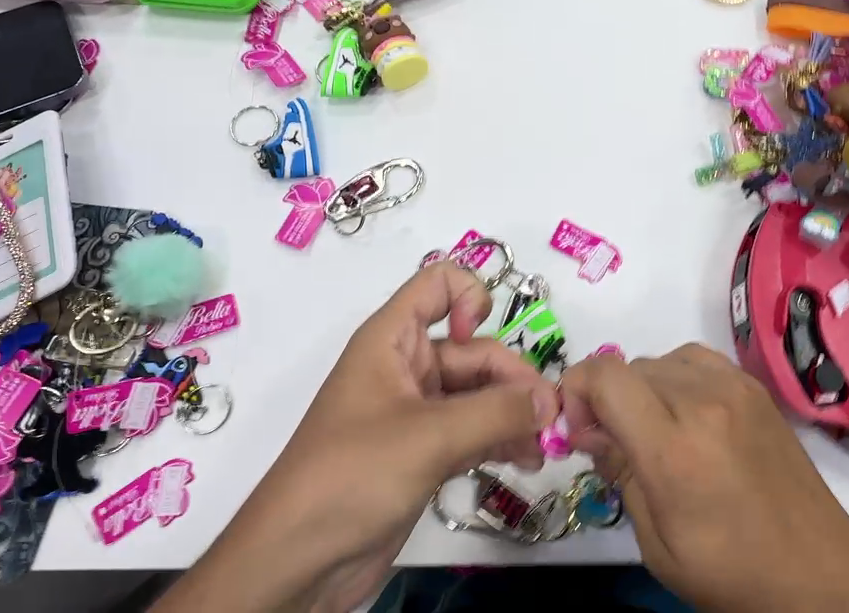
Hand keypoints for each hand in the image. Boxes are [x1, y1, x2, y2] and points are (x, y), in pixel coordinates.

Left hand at [157, 264, 559, 612]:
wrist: (296, 563)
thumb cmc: (352, 475)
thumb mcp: (429, 437)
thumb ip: (497, 413)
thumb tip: (551, 400)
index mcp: (392, 340)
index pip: (438, 284)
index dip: (469, 296)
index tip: (482, 336)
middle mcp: (406, 368)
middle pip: (473, 350)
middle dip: (512, 378)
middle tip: (549, 418)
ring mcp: (415, 413)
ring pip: (479, 394)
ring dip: (513, 413)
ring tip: (545, 446)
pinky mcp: (424, 454)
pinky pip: (473, 431)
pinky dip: (500, 440)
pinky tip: (526, 461)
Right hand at [561, 345, 848, 612]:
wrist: (818, 572)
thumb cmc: (731, 571)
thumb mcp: (657, 543)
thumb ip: (618, 473)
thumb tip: (586, 429)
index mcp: (674, 449)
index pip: (606, 377)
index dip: (576, 391)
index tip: (576, 429)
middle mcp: (703, 402)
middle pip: (630, 367)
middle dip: (607, 397)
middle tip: (611, 442)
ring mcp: (735, 388)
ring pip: (662, 358)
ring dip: (643, 386)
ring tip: (652, 429)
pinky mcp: (756, 387)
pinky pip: (698, 359)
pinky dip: (678, 376)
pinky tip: (686, 414)